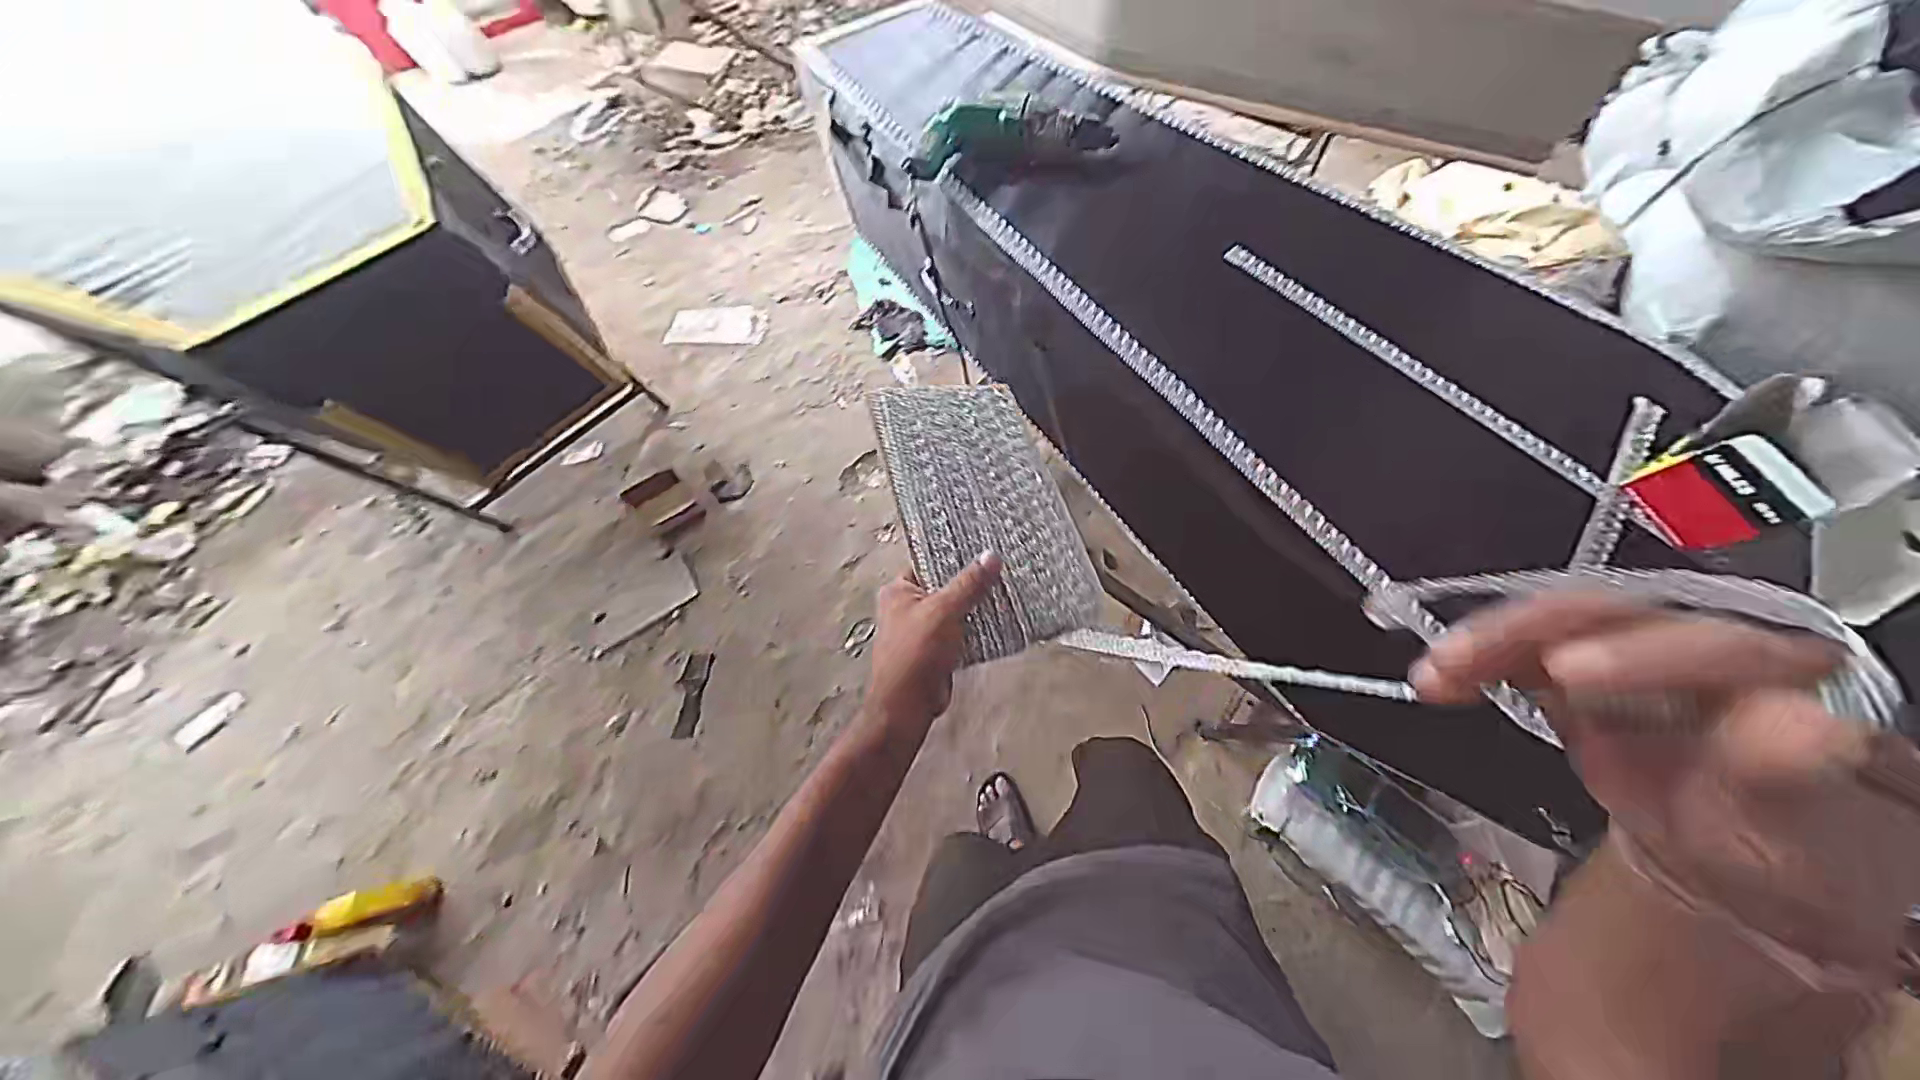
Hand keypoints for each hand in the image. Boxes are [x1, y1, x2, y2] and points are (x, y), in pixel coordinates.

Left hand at [862, 552, 1002, 730]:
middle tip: (997, 571)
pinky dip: (975, 629)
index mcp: (898, 591)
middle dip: (969, 584)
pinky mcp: (936, 650)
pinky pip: (960, 632)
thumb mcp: (944, 609)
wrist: (908, 704)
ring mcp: (922, 630)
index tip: (980, 551)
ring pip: (954, 610)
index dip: (953, 557)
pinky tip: (996, 621)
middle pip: (944, 586)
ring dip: (974, 608)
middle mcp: (906, 608)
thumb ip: (968, 583)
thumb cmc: (914, 655)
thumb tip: (989, 557)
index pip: (928, 562)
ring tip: (1002, 592)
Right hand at [1413, 591, 1919, 977]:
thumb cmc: (1788, 853)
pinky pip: (1514, 648)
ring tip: (1433, 672)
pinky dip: (1470, 661)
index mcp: (1779, 673)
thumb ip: (1794, 779)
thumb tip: (1797, 728)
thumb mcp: (1809, 832)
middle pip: (1607, 614)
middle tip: (1462, 659)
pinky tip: (1435, 680)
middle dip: (1526, 630)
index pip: (1711, 640)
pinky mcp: (1567, 666)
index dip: (1636, 651)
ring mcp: (1625, 652)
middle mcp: (1698, 644)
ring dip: (1483, 640)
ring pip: (1547, 622)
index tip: (1566, 672)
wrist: (1729, 860)